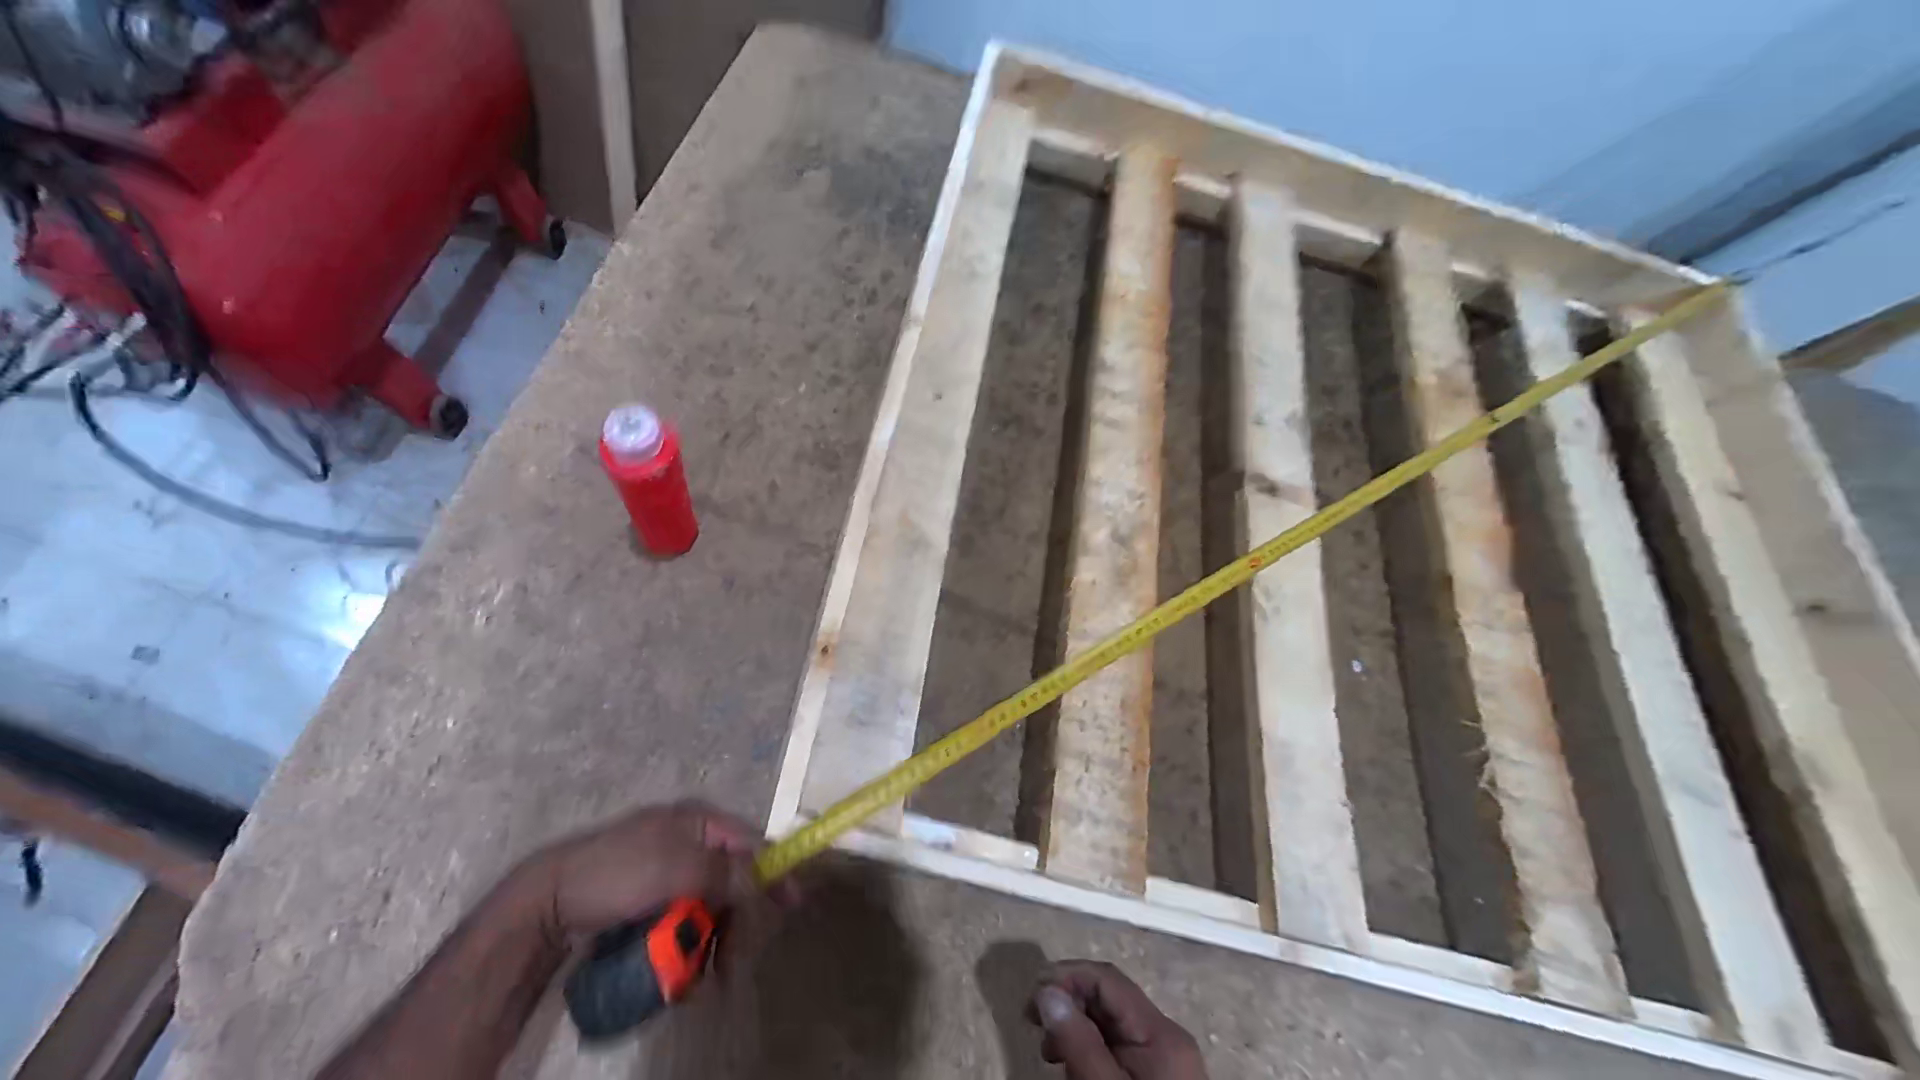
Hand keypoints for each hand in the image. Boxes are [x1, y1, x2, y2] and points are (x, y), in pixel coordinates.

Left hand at [516, 800, 792, 963]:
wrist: (549, 900)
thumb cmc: (620, 874)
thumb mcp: (680, 869)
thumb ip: (728, 872)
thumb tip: (765, 876)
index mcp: (698, 821)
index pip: (751, 841)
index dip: (773, 871)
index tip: (790, 904)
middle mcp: (688, 840)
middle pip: (732, 879)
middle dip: (736, 921)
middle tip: (732, 963)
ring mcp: (667, 868)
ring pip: (708, 904)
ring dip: (713, 939)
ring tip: (703, 976)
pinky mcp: (648, 897)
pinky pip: (683, 917)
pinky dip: (689, 941)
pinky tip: (683, 967)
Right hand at [1029, 961, 1207, 1079]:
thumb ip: (1078, 1041)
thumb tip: (1047, 991)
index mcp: (1160, 1033)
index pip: (1107, 979)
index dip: (1066, 976)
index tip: (1031, 1000)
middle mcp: (1165, 1036)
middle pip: (1108, 998)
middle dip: (1068, 1003)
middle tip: (1033, 1026)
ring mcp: (1163, 1059)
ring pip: (1110, 1022)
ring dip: (1075, 1027)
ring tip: (1050, 1056)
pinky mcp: (1156, 1077)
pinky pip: (1117, 1047)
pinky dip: (1090, 1049)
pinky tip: (1072, 1070)